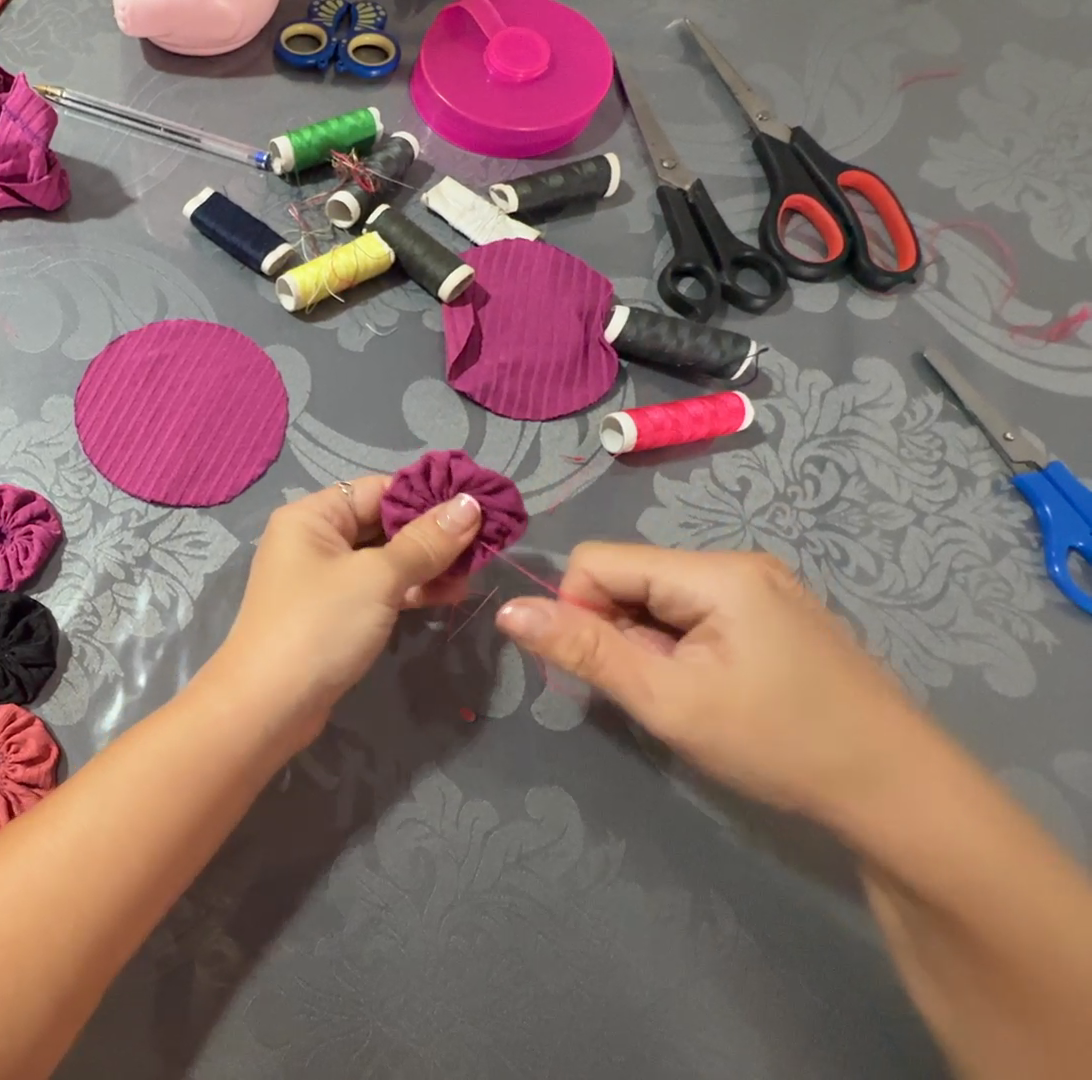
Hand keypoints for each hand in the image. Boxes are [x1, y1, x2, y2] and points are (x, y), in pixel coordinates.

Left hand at [201, 475, 482, 745]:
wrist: (270, 703)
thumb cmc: (319, 625)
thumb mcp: (377, 578)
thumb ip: (425, 542)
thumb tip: (471, 504)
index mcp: (311, 517)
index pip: (377, 489)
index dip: (428, 495)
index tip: (482, 505)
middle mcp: (312, 540)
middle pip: (382, 523)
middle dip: (432, 533)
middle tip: (488, 543)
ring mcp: (321, 580)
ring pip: (384, 560)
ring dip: (427, 565)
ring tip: (472, 576)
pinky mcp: (333, 614)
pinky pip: (378, 589)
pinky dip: (410, 590)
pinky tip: (448, 596)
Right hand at [495, 542, 930, 826]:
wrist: (901, 797)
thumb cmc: (777, 744)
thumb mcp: (666, 699)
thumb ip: (582, 649)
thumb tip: (507, 610)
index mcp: (713, 573)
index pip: (595, 562)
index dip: (577, 612)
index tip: (603, 671)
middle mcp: (736, 565)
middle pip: (624, 576)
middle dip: (611, 630)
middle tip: (646, 690)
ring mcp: (758, 589)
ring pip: (652, 598)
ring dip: (640, 643)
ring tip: (678, 694)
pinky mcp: (769, 616)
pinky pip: (687, 613)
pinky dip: (671, 648)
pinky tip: (703, 688)